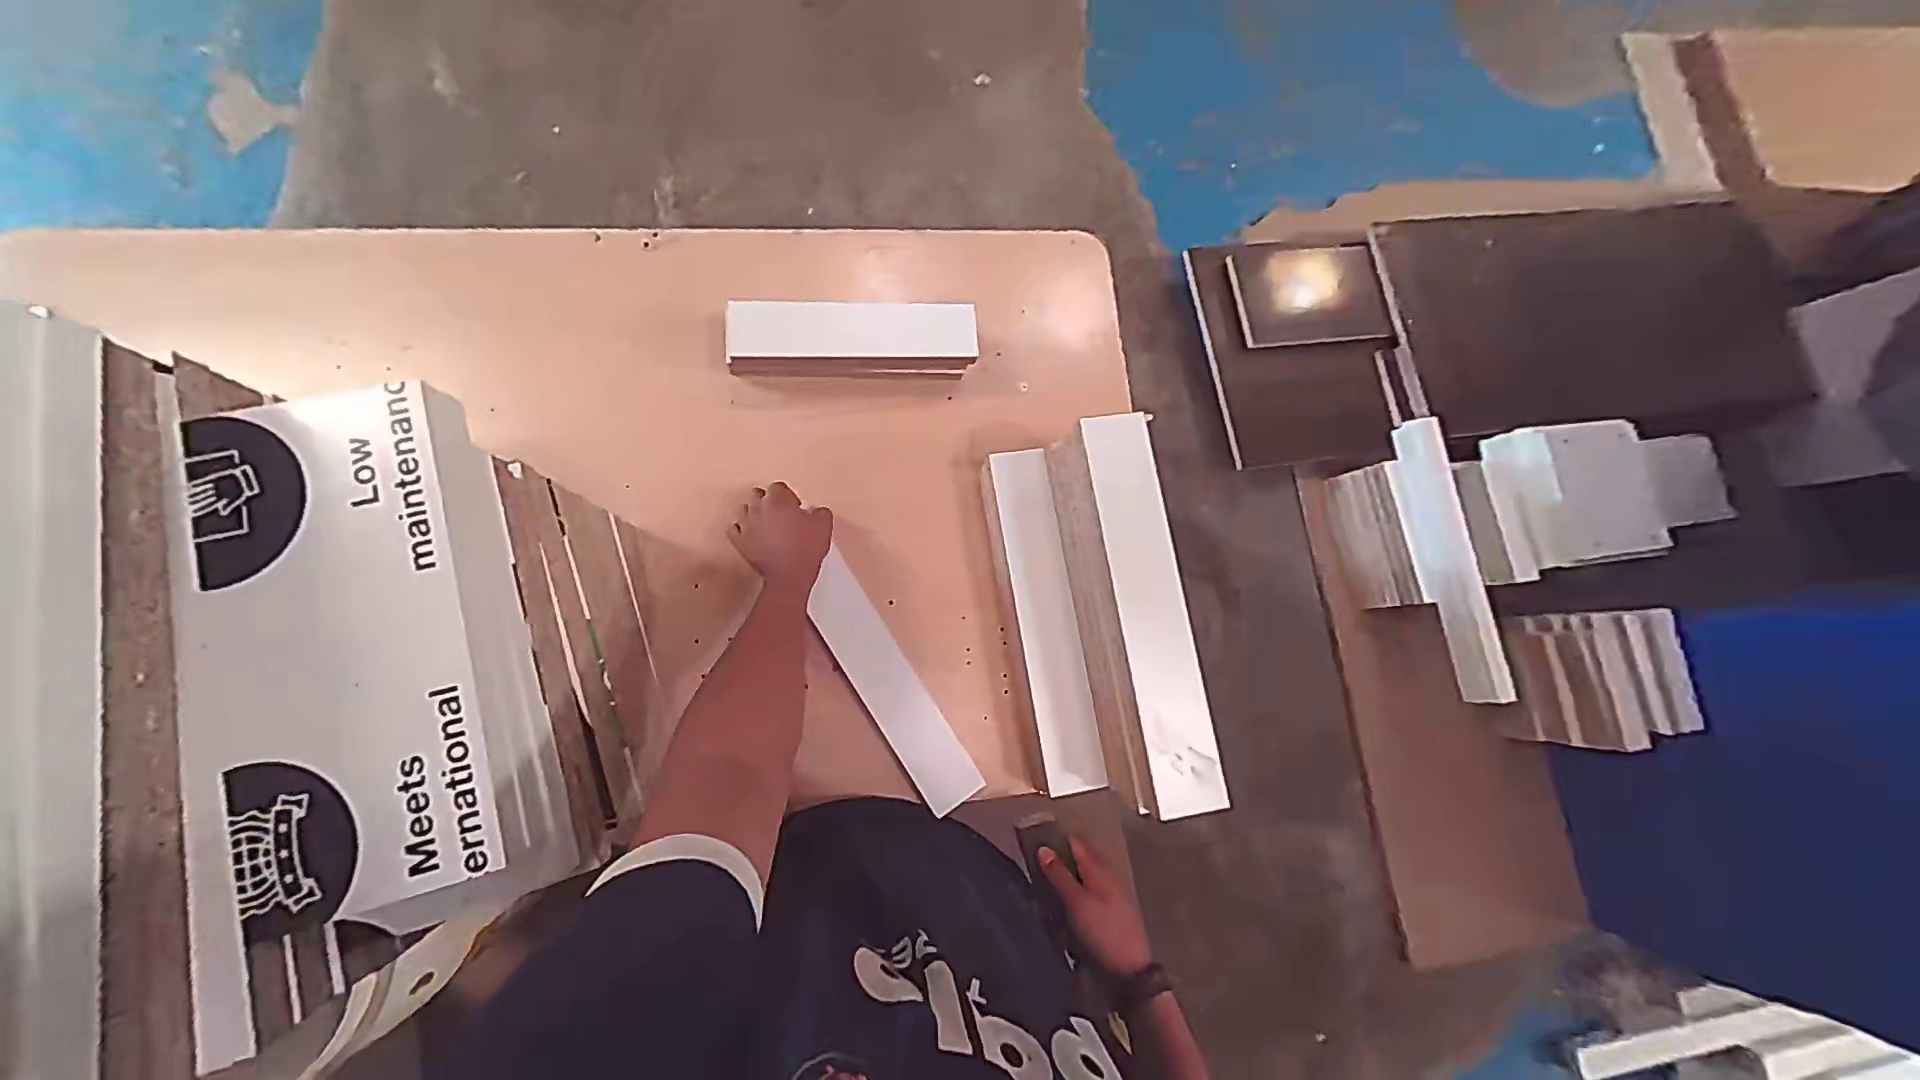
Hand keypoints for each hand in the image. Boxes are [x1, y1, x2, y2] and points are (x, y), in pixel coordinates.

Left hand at [730, 482, 832, 593]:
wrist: (789, 575)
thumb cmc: (805, 549)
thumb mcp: (824, 525)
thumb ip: (820, 512)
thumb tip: (817, 511)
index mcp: (778, 500)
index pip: (779, 487)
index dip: (788, 496)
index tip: (795, 506)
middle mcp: (759, 509)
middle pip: (758, 494)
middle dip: (768, 500)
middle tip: (781, 513)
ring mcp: (746, 525)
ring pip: (744, 510)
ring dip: (754, 513)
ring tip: (767, 523)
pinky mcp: (740, 542)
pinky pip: (734, 529)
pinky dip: (742, 530)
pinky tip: (752, 534)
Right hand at [1039, 835, 1153, 977]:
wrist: (1130, 970)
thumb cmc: (1102, 930)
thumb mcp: (1075, 902)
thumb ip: (1059, 875)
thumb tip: (1043, 848)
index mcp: (1098, 868)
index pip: (1075, 842)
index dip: (1056, 839)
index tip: (1034, 842)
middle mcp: (1106, 875)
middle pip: (1080, 857)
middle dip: (1061, 858)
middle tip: (1036, 865)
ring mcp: (1110, 893)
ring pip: (1084, 875)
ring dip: (1067, 877)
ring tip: (1046, 885)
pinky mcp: (1111, 911)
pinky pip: (1088, 892)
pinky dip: (1075, 892)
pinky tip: (1065, 904)